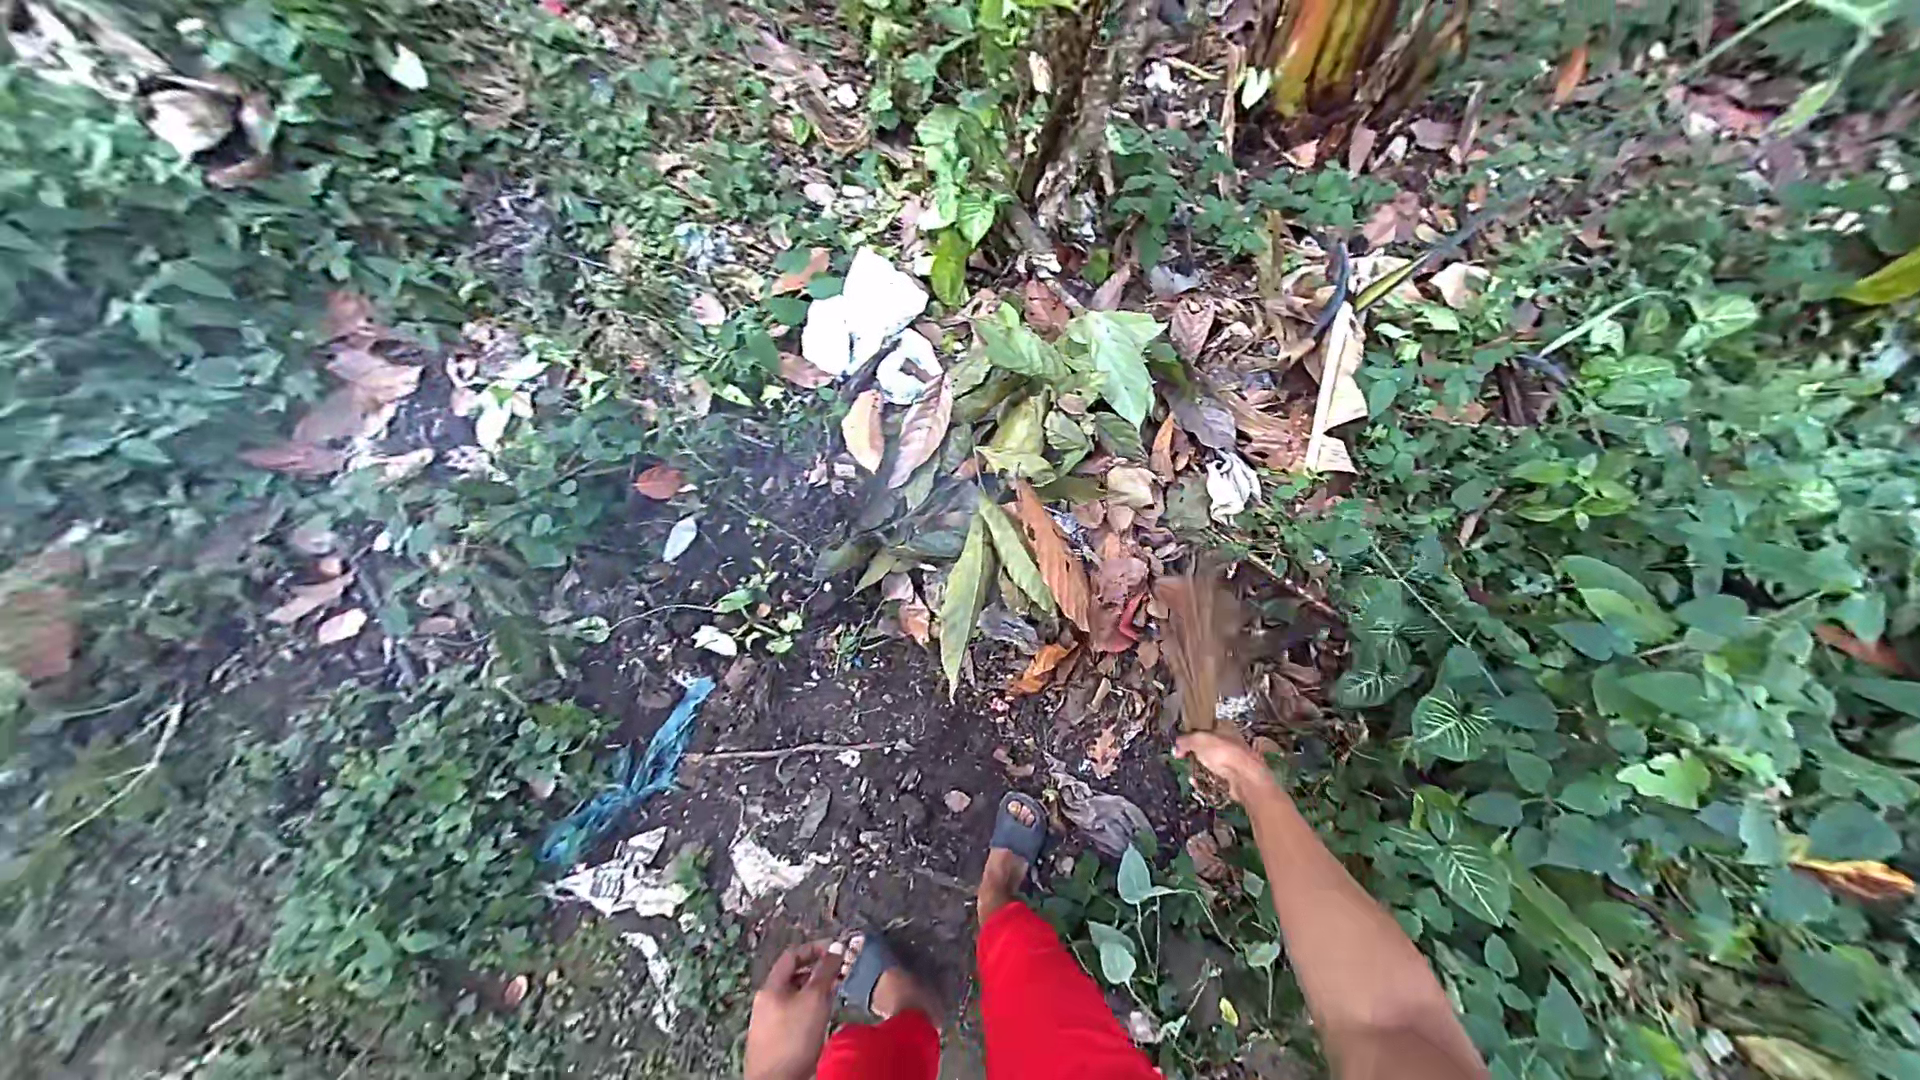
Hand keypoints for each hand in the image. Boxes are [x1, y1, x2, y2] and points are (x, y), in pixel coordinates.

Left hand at [744, 941, 840, 1079]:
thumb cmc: (794, 1037)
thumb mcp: (815, 998)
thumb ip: (826, 970)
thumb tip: (837, 947)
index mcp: (771, 987)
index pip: (793, 955)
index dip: (815, 948)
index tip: (835, 951)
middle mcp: (766, 1001)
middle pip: (794, 976)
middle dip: (818, 971)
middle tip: (839, 972)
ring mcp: (769, 1023)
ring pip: (796, 996)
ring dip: (816, 990)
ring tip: (835, 993)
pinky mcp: (775, 1042)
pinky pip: (795, 1015)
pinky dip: (810, 1009)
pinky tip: (823, 1017)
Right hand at [1174, 731, 1283, 805]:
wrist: (1245, 778)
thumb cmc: (1222, 752)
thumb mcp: (1196, 740)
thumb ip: (1184, 741)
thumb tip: (1176, 747)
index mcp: (1225, 726)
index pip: (1204, 726)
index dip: (1191, 733)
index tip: (1181, 742)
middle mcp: (1231, 741)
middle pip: (1207, 745)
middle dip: (1194, 752)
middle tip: (1183, 757)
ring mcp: (1234, 760)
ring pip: (1211, 762)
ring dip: (1199, 767)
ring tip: (1190, 771)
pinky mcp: (1235, 777)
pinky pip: (1215, 777)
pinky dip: (1205, 780)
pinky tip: (1197, 782)